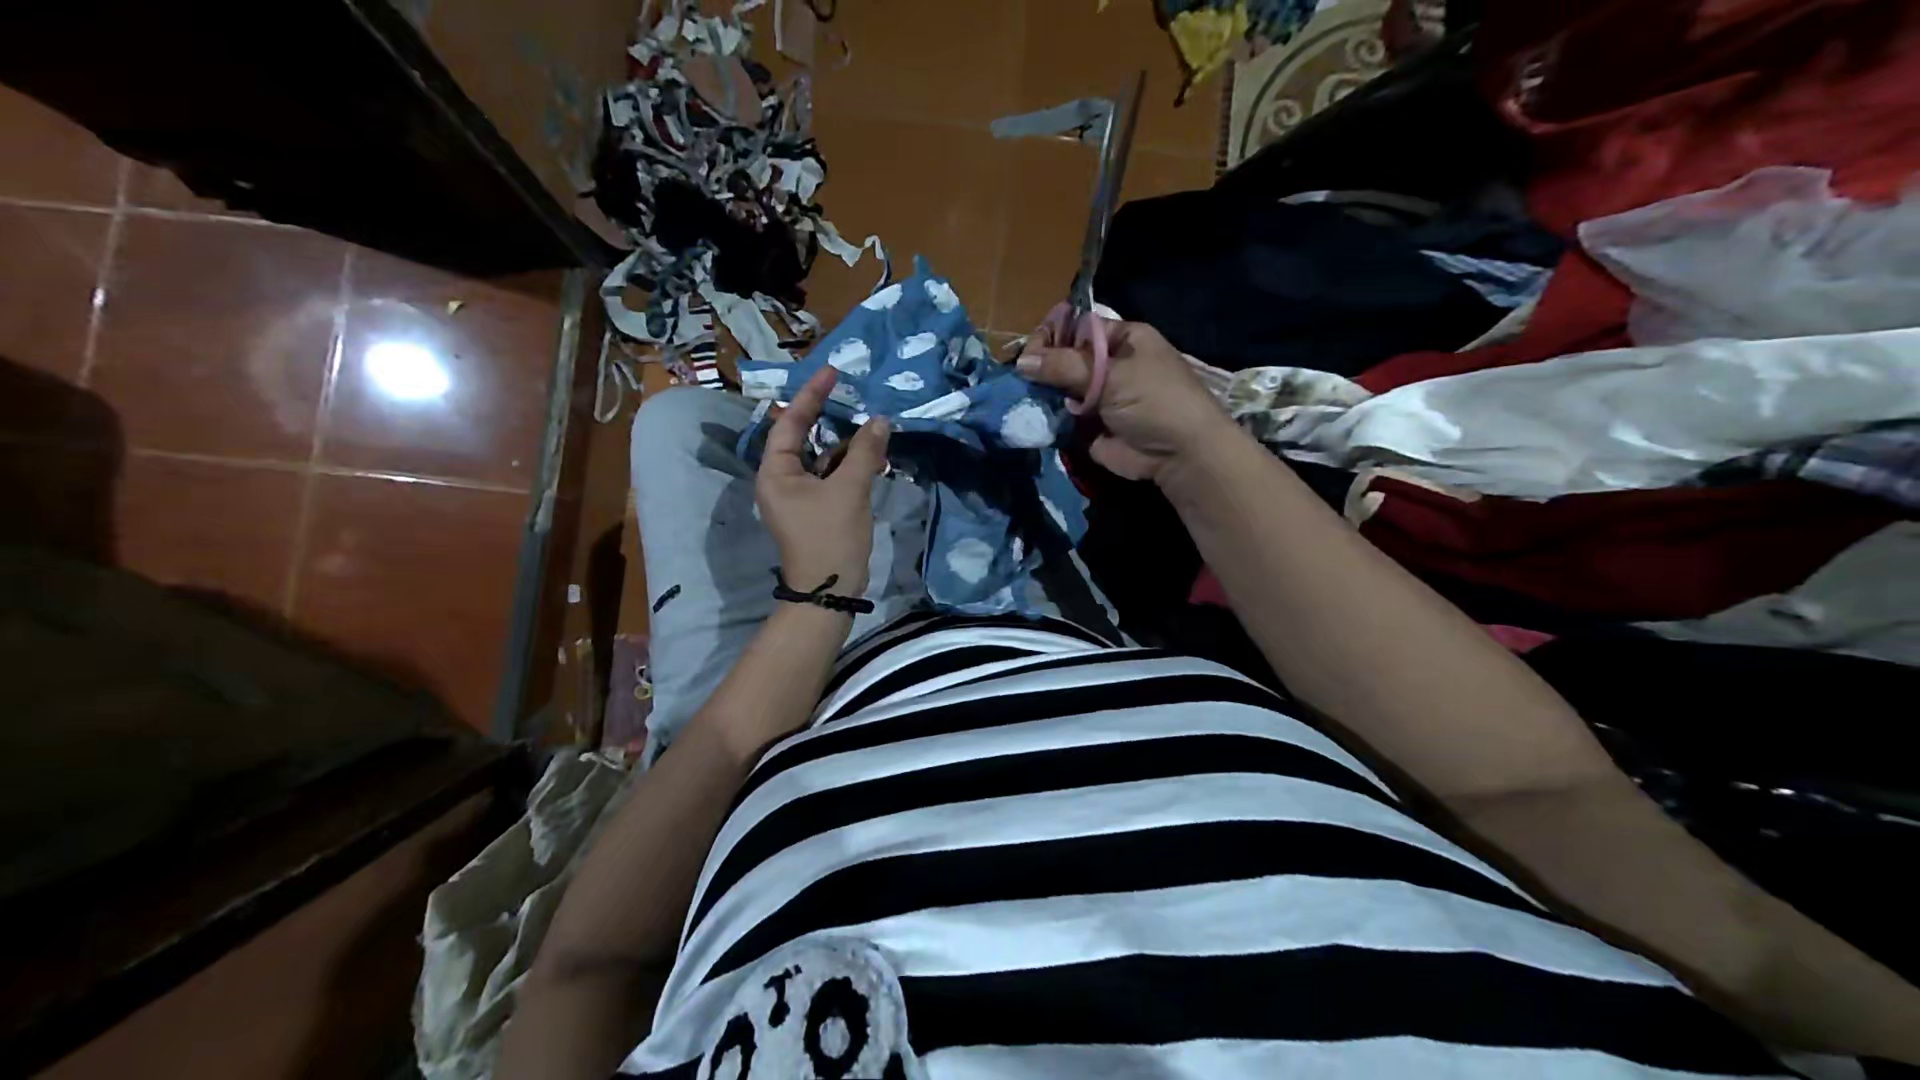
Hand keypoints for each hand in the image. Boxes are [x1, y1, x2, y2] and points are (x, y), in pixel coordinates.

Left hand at [756, 366, 890, 595]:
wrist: (831, 590)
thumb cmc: (830, 537)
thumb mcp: (849, 490)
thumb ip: (864, 452)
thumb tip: (880, 420)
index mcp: (776, 472)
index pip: (790, 422)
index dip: (811, 395)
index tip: (832, 372)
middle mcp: (781, 480)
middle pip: (805, 437)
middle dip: (831, 418)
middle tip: (853, 395)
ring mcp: (799, 496)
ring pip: (823, 458)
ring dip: (847, 444)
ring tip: (873, 428)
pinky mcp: (817, 508)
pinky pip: (832, 476)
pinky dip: (851, 465)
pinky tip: (874, 456)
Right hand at [1016, 319, 1236, 481]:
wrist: (1179, 455)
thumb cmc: (1155, 401)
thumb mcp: (1112, 376)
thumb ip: (1065, 366)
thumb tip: (1022, 361)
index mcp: (1121, 340)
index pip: (1077, 327)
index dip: (1052, 335)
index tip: (1031, 352)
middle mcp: (1108, 365)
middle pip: (1063, 358)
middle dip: (1042, 367)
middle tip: (1024, 379)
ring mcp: (1097, 397)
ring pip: (1058, 388)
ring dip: (1042, 394)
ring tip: (1025, 399)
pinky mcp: (1088, 426)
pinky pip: (1060, 416)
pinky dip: (1047, 417)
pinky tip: (1033, 417)